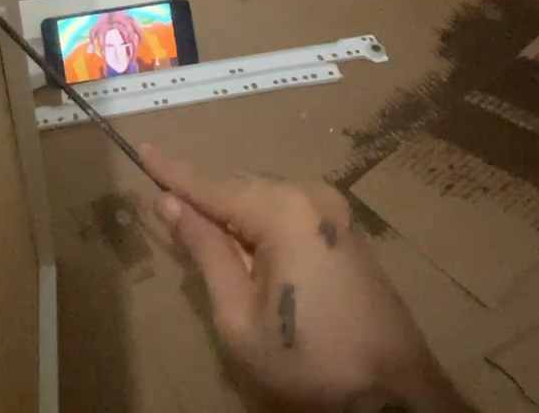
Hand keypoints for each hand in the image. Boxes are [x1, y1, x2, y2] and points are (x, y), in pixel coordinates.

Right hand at [143, 146, 469, 411]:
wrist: (397, 397)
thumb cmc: (309, 360)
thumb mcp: (239, 316)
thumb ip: (204, 250)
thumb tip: (169, 203)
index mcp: (282, 211)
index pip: (211, 186)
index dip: (172, 172)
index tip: (142, 149)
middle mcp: (309, 196)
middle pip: (237, 188)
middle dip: (203, 199)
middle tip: (168, 213)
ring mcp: (333, 209)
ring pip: (261, 197)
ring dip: (231, 212)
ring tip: (204, 235)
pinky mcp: (345, 228)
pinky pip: (286, 210)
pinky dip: (259, 221)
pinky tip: (246, 245)